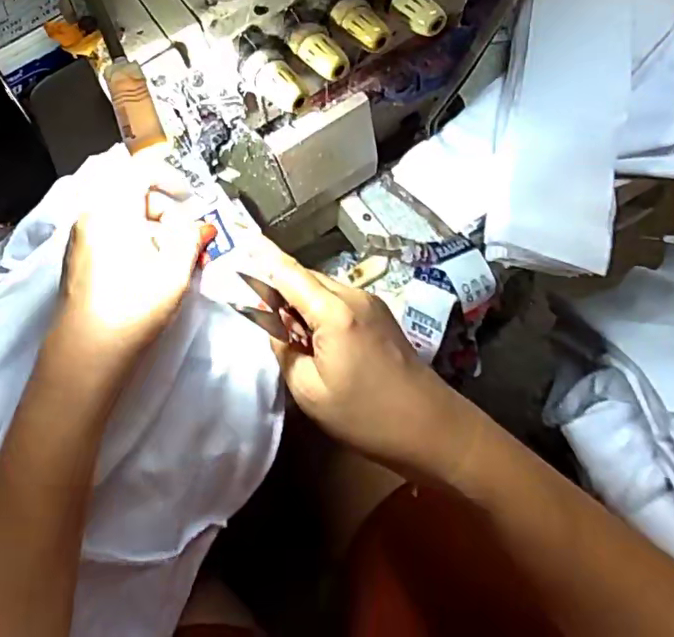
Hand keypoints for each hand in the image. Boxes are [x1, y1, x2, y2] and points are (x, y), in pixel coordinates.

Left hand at [49, 156, 216, 383]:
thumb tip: (197, 224)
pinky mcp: (77, 257)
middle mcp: (90, 216)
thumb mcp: (174, 271)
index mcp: (111, 210)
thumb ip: (190, 237)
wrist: (85, 356)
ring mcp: (80, 236)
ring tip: (169, 259)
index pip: (141, 171)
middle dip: (163, 209)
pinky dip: (132, 238)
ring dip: (149, 226)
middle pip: (132, 192)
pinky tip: (146, 269)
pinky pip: (108, 231)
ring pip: (121, 213)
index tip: (189, 199)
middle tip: (185, 238)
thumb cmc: (132, 309)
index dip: (171, 178)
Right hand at [251, 248, 482, 480]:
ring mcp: (370, 303)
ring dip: (299, 300)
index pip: (287, 272)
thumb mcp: (310, 391)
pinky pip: (337, 300)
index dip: (260, 259)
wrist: (434, 430)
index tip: (239, 243)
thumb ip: (283, 349)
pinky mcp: (379, 315)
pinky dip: (318, 309)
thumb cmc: (368, 416)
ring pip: (320, 288)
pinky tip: (314, 338)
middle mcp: (352, 296)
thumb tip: (273, 325)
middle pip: (303, 276)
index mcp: (333, 311)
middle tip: (258, 310)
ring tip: (288, 334)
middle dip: (278, 287)